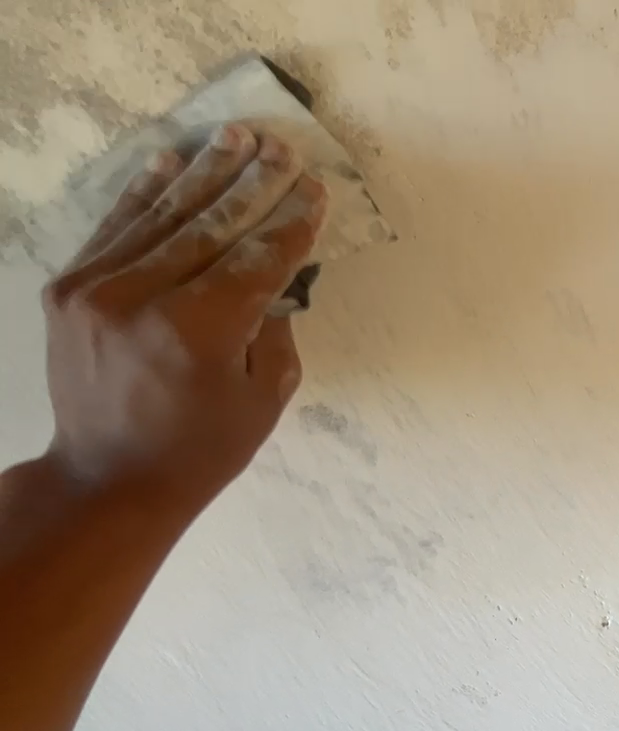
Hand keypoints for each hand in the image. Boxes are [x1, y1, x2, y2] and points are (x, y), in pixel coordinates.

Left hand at [39, 122, 328, 517]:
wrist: (115, 471)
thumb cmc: (211, 442)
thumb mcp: (268, 390)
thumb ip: (273, 325)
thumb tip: (279, 274)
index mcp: (199, 330)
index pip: (257, 261)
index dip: (292, 225)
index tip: (316, 191)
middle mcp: (138, 297)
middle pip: (207, 226)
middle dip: (250, 183)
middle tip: (279, 146)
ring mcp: (93, 286)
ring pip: (161, 217)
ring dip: (202, 174)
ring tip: (232, 137)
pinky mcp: (68, 286)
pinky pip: (116, 228)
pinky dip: (144, 192)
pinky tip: (169, 161)